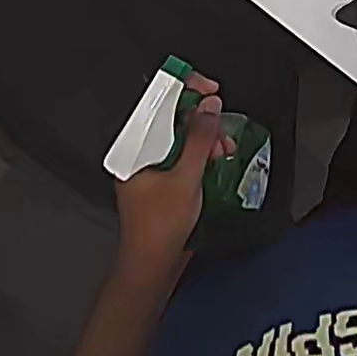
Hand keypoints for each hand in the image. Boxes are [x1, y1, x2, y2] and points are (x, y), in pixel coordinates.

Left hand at [114, 71, 233, 269]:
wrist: (152, 266)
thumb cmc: (161, 225)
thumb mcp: (186, 177)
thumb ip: (200, 138)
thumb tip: (210, 105)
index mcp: (133, 148)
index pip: (156, 104)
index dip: (184, 89)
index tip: (210, 89)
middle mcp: (139, 152)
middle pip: (171, 117)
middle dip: (202, 118)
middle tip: (222, 126)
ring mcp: (151, 164)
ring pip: (181, 133)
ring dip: (206, 136)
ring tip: (223, 148)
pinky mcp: (163, 175)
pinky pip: (184, 150)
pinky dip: (203, 150)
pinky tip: (218, 157)